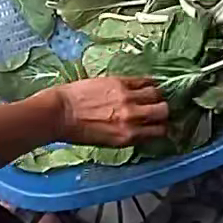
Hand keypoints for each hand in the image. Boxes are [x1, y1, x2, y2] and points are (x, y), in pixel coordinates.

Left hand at [43, 78, 169, 146]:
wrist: (60, 113)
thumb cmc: (80, 131)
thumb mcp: (109, 141)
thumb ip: (129, 135)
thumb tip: (144, 129)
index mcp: (128, 136)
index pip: (160, 131)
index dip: (163, 127)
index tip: (161, 123)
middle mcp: (132, 117)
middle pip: (163, 110)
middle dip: (163, 110)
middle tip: (158, 108)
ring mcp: (127, 97)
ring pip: (156, 92)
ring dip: (156, 94)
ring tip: (152, 94)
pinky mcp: (120, 82)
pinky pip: (143, 80)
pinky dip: (149, 82)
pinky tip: (147, 83)